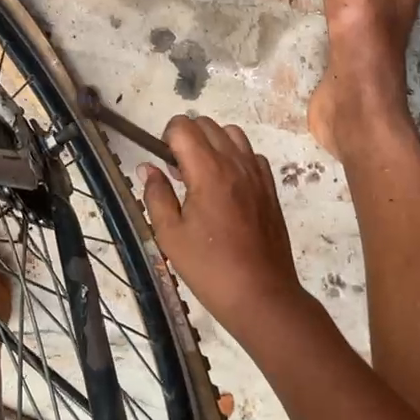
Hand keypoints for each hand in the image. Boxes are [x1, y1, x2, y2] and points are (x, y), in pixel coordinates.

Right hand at [140, 116, 307, 337]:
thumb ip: (156, 195)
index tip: (164, 166)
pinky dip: (236, 158)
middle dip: (187, 138)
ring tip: (203, 176)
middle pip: (207, 124)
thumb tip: (148, 168)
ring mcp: (256, 173)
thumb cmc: (210, 267)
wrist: (261, 296)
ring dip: (213, 144)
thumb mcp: (170, 235)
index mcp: (207, 170)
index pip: (183, 126)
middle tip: (179, 174)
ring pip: (232, 134)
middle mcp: (234, 162)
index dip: (166, 138)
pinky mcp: (270, 187)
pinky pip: (251, 155)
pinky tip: (227, 188)